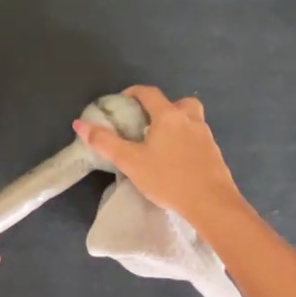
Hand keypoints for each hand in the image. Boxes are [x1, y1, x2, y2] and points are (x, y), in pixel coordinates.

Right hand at [74, 85, 245, 221]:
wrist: (212, 204)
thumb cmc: (168, 178)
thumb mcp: (130, 161)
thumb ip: (104, 142)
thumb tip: (79, 124)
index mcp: (168, 116)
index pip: (150, 93)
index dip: (134, 92)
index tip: (123, 100)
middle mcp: (190, 120)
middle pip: (180, 102)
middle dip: (164, 107)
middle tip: (150, 123)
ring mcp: (206, 137)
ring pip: (192, 120)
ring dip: (178, 124)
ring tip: (162, 144)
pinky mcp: (216, 155)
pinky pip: (199, 139)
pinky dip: (188, 142)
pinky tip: (178, 161)